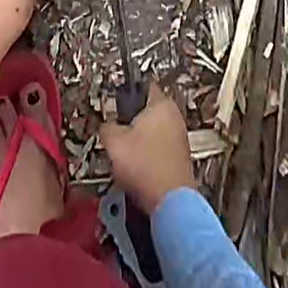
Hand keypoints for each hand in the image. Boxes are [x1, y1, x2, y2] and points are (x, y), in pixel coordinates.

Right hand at [100, 83, 195, 211]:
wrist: (169, 201)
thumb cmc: (146, 166)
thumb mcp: (114, 141)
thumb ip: (107, 126)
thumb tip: (107, 126)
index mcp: (161, 103)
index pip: (142, 85)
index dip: (126, 92)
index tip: (116, 102)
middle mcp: (175, 115)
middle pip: (147, 110)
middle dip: (132, 121)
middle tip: (118, 132)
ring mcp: (180, 136)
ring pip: (153, 130)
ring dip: (140, 139)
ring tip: (127, 155)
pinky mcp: (180, 156)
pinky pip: (160, 148)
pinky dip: (149, 154)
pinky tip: (139, 168)